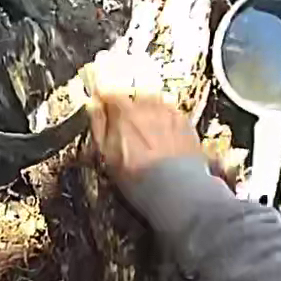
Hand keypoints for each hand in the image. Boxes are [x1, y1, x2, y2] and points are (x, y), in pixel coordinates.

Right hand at [83, 52, 206, 184]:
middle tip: (124, 119)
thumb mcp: (107, 154)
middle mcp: (148, 106)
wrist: (177, 188)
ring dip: (147, 109)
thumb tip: (93, 105)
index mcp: (125, 112)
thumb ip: (99, 125)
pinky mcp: (186, 123)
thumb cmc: (138, 176)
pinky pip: (171, 112)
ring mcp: (170, 113)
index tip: (99, 97)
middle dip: (127, 103)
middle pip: (134, 94)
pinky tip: (162, 136)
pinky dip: (164, 119)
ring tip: (144, 130)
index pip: (109, 92)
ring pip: (154, 101)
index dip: (103, 94)